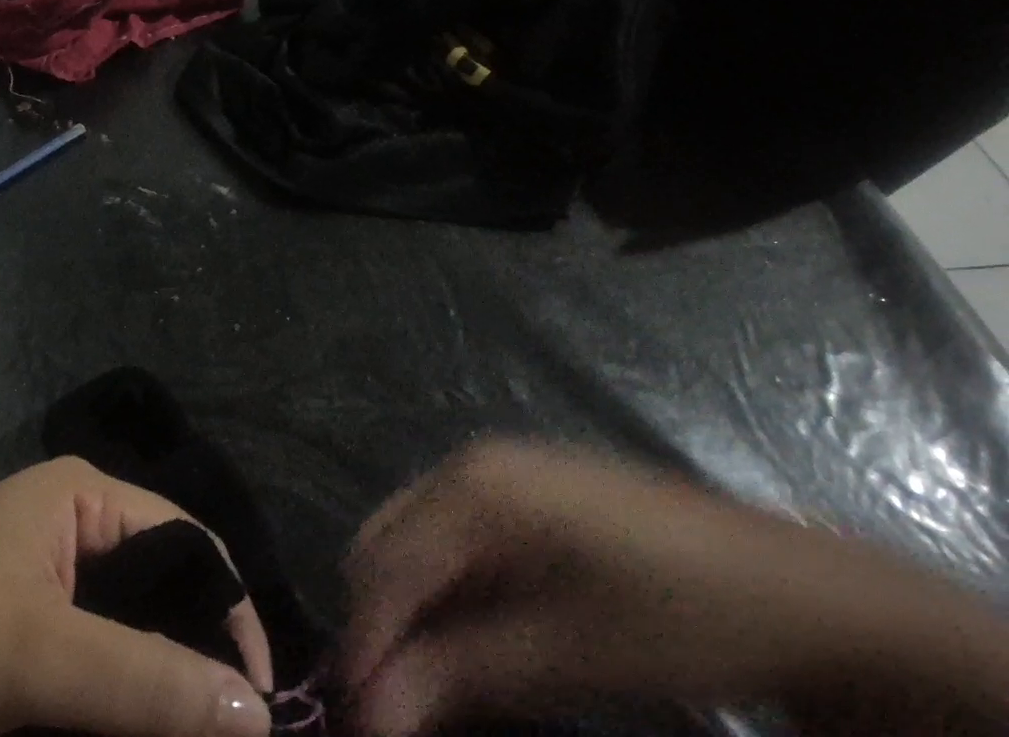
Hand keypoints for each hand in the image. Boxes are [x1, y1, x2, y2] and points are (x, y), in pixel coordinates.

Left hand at [0, 457, 273, 736]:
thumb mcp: (34, 657)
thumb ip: (145, 679)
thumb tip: (263, 714)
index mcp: (76, 497)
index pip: (190, 545)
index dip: (233, 619)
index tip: (259, 713)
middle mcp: (64, 528)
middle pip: (163, 593)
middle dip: (194, 664)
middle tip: (218, 736)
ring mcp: (38, 583)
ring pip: (129, 638)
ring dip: (154, 693)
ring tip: (172, 735)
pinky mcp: (15, 635)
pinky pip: (90, 665)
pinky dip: (113, 706)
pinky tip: (122, 731)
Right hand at [340, 439, 1008, 735]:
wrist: (815, 598)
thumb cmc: (685, 621)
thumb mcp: (567, 658)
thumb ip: (457, 677)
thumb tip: (370, 714)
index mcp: (474, 487)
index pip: (385, 567)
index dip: (366, 643)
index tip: (360, 715)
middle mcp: (470, 465)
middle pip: (385, 546)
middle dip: (383, 623)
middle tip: (400, 699)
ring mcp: (498, 470)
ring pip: (413, 542)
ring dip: (414, 610)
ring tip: (439, 676)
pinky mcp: (526, 491)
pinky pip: (452, 539)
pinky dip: (449, 591)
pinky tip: (478, 635)